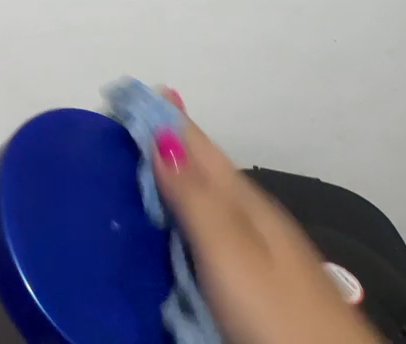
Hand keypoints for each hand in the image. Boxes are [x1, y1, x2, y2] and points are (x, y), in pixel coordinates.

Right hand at [153, 95, 380, 343]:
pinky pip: (208, 228)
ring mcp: (258, 246)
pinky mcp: (256, 277)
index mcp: (243, 199)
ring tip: (141, 163)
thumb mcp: (230, 252)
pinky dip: (185, 213)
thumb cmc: (278, 312)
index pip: (197, 144)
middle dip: (165, 141)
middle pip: (201, 166)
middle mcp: (251, 214)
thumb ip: (195, 196)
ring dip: (174, 175)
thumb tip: (160, 133)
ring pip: (205, 196)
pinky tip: (174, 224)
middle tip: (127, 121)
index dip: (163, 117)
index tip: (129, 92)